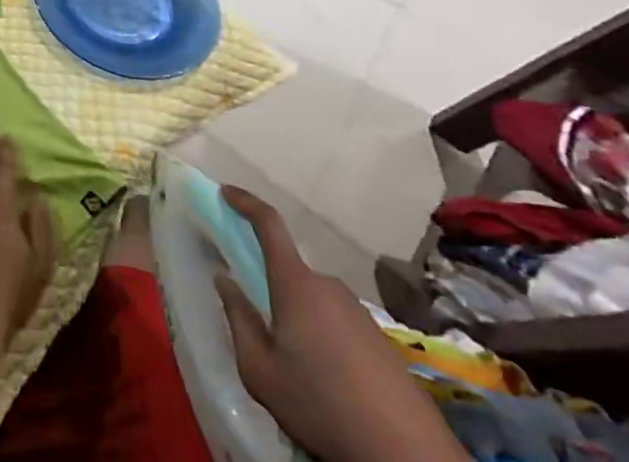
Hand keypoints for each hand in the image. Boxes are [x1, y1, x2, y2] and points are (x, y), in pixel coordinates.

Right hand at [215, 186, 469, 461]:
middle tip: (263, 341)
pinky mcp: (377, 335)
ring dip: (297, 323)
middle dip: (270, 295)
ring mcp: (357, 309)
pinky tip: (324, 382)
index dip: (246, 203)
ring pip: (311, 302)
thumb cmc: (320, 403)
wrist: (404, 451)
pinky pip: (335, 322)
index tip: (226, 192)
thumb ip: (238, 319)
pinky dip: (321, 340)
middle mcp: (328, 285)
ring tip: (295, 372)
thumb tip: (224, 280)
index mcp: (296, 285)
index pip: (269, 225)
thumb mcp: (260, 371)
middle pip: (288, 274)